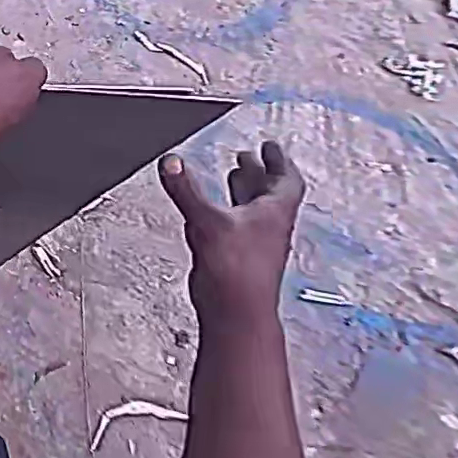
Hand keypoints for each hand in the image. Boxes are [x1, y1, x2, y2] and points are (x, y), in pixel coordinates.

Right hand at [159, 141, 305, 329]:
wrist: (235, 311)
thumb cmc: (235, 270)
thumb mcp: (205, 220)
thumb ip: (185, 189)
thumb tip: (172, 162)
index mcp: (272, 214)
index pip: (286, 181)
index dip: (279, 161)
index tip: (270, 146)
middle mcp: (266, 226)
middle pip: (268, 193)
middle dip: (258, 172)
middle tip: (249, 156)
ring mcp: (252, 242)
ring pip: (251, 209)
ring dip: (243, 190)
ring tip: (233, 174)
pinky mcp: (234, 255)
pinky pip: (233, 224)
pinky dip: (224, 210)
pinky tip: (210, 208)